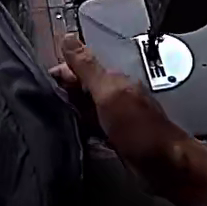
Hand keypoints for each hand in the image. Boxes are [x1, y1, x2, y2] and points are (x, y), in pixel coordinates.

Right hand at [51, 34, 198, 192]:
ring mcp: (114, 118)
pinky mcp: (114, 138)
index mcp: (113, 80)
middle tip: (44, 106)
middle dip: (61, 94)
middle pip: (80, 89)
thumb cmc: (141, 131)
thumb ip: (87, 68)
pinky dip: (78, 129)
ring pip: (83, 109)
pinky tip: (69, 134)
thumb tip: (67, 38)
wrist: (166, 167)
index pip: (79, 68)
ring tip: (52, 119)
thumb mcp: (108, 94)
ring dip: (68, 112)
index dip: (59, 74)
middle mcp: (114, 96)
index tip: (40, 85)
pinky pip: (90, 128)